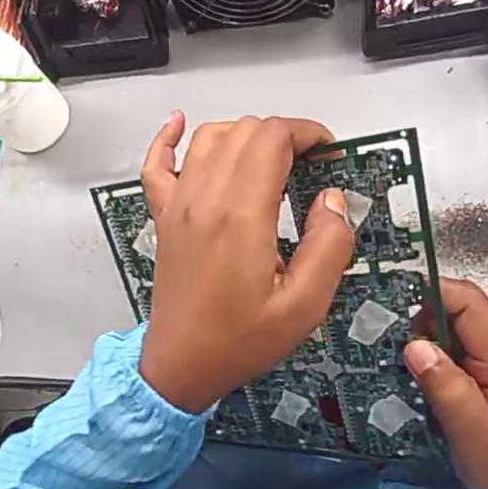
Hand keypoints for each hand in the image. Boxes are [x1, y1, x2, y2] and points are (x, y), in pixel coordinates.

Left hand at [137, 112, 356, 412]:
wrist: (181, 364)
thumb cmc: (239, 340)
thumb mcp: (304, 306)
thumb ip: (328, 245)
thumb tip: (332, 199)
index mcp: (241, 214)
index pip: (273, 137)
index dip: (308, 134)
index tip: (329, 154)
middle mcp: (204, 197)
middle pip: (245, 131)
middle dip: (284, 135)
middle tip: (310, 163)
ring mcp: (177, 204)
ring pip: (208, 138)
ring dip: (244, 135)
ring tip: (270, 157)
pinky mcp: (163, 217)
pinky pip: (156, 165)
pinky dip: (166, 139)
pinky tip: (177, 124)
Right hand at [404, 280, 487, 488]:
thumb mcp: (480, 446)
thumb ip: (451, 395)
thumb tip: (416, 347)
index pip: (468, 301)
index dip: (426, 294)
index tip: (388, 306)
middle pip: (459, 311)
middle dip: (419, 326)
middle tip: (387, 353)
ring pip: (459, 329)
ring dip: (427, 344)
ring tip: (403, 373)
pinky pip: (465, 346)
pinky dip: (440, 358)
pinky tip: (426, 384)